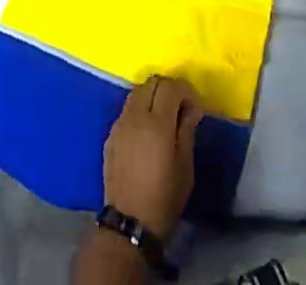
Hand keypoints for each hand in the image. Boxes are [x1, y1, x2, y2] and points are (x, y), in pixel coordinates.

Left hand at [104, 75, 203, 240]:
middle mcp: (134, 116)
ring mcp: (118, 124)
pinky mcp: (110, 135)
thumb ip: (187, 129)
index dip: (185, 90)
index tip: (195, 106)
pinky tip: (147, 132)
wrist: (130, 221)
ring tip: (165, 117)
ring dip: (152, 96)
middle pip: (150, 82)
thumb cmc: (165, 196)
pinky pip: (126, 110)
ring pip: (135, 93)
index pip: (169, 87)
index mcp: (156, 123)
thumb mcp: (185, 165)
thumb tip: (192, 107)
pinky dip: (140, 110)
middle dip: (168, 88)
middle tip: (181, 108)